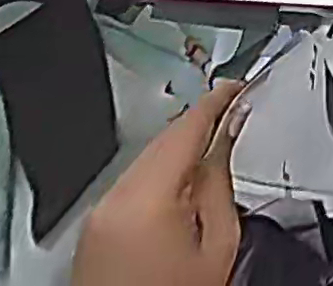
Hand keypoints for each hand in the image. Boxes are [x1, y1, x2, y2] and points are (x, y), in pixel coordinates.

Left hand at [72, 81, 248, 285]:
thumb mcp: (216, 245)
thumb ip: (220, 180)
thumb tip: (226, 135)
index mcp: (147, 196)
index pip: (187, 126)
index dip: (217, 101)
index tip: (238, 88)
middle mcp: (115, 196)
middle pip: (165, 136)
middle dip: (201, 122)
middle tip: (233, 113)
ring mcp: (100, 212)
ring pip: (149, 154)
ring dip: (181, 144)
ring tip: (214, 146)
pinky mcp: (95, 227)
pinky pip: (134, 178)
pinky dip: (162, 169)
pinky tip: (184, 179)